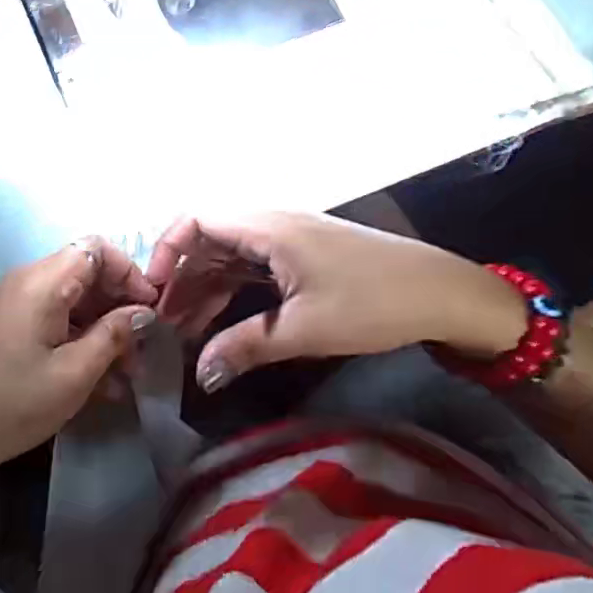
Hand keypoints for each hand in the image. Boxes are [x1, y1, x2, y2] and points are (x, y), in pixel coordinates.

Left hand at [0, 237, 157, 518]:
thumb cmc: (13, 403)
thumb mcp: (74, 374)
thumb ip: (113, 335)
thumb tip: (144, 312)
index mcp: (43, 282)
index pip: (97, 248)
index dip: (129, 272)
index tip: (149, 309)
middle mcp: (29, 281)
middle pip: (88, 271)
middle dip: (120, 304)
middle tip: (140, 346)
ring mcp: (19, 303)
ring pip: (76, 297)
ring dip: (104, 326)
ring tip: (125, 371)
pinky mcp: (13, 325)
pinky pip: (58, 317)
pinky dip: (82, 337)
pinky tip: (101, 379)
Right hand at [146, 212, 528, 392]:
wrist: (440, 293)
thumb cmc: (372, 303)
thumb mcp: (304, 330)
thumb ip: (246, 346)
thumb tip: (201, 373)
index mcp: (269, 227)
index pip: (197, 219)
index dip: (167, 251)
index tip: (152, 294)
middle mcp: (274, 223)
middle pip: (211, 239)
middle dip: (183, 279)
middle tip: (165, 326)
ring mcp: (291, 238)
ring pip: (233, 255)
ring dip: (207, 288)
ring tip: (188, 332)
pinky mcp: (306, 254)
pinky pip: (256, 265)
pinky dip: (234, 290)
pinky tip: (225, 323)